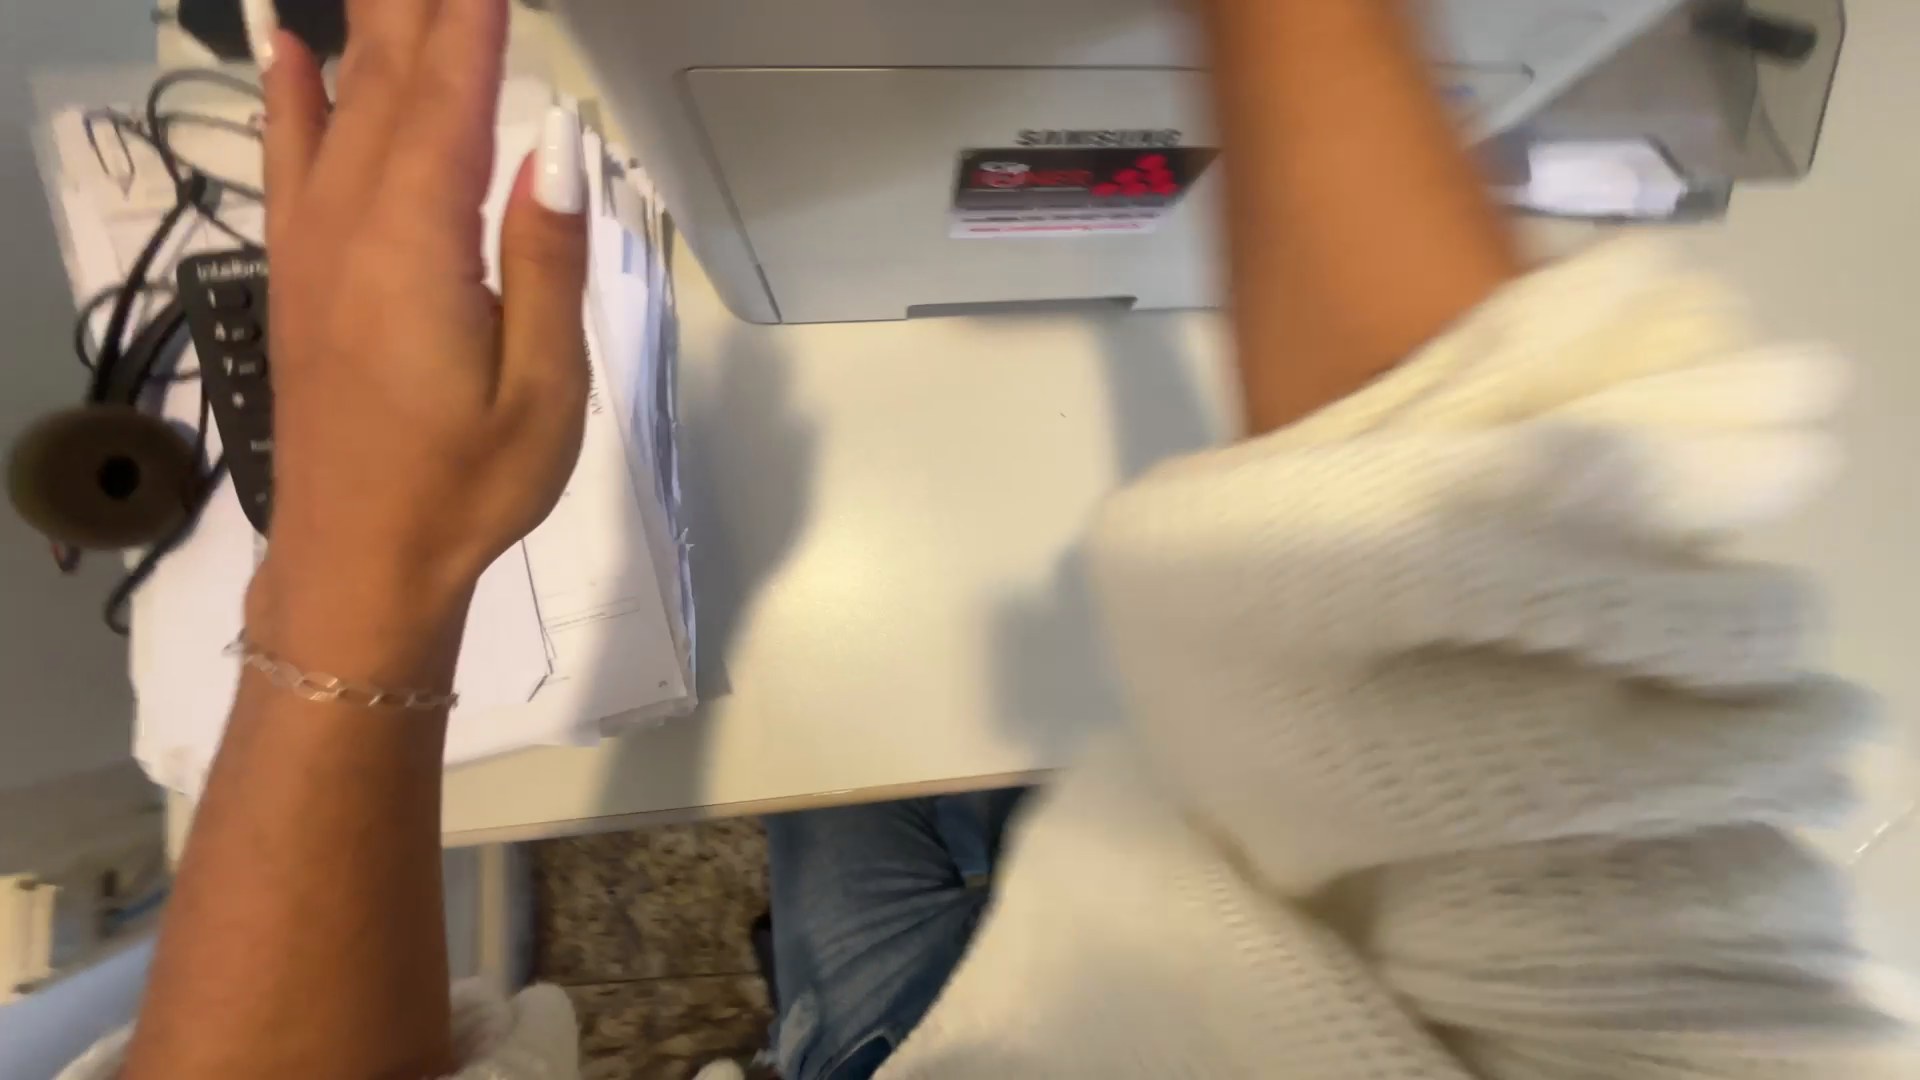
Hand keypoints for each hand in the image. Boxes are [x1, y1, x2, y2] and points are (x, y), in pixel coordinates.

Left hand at [251, 1, 587, 658]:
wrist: (365, 556)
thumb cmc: (472, 483)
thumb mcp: (544, 389)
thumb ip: (545, 268)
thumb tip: (555, 158)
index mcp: (419, 251)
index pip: (450, 104)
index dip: (472, 23)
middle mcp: (351, 228)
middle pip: (389, 87)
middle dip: (421, 8)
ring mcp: (313, 251)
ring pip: (340, 110)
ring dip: (368, 30)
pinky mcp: (301, 281)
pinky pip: (292, 164)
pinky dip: (293, 98)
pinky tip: (291, 54)